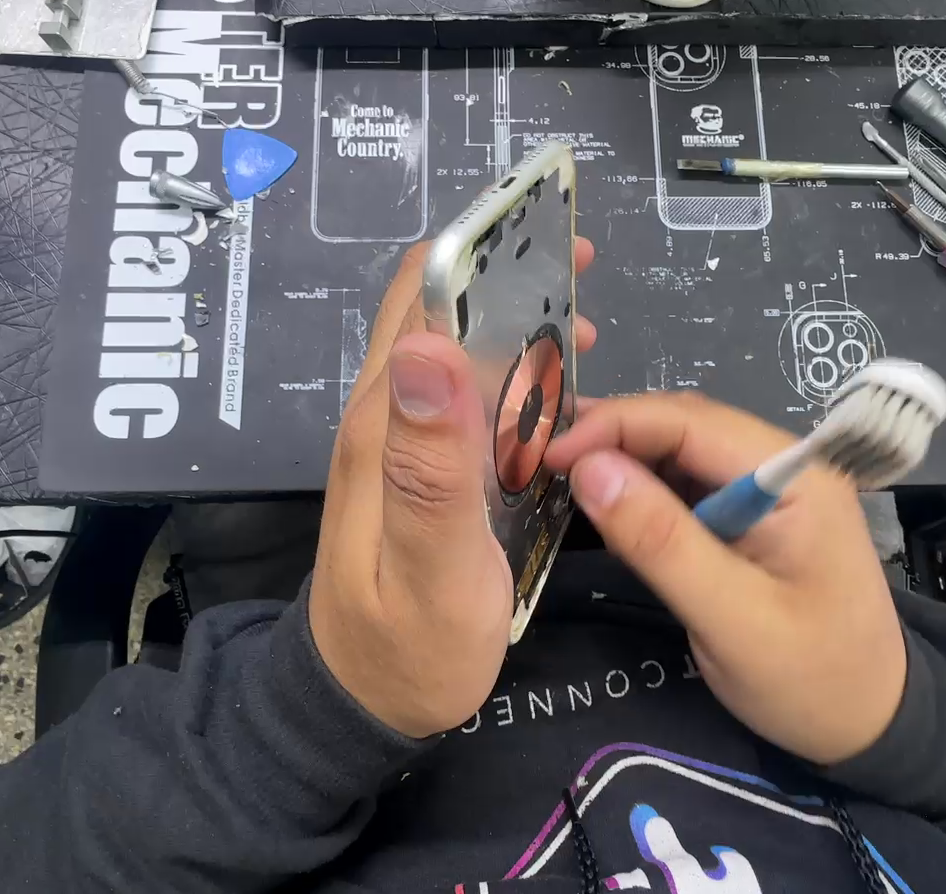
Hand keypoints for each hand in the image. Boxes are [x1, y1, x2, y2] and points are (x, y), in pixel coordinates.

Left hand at [310, 238, 595, 737]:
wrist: (362, 702)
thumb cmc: (408, 644)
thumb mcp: (430, 565)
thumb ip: (429, 464)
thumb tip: (428, 346)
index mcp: (387, 420)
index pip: (423, 297)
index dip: (482, 253)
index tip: (550, 243)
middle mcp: (387, 413)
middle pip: (439, 310)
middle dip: (507, 277)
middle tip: (581, 283)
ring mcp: (402, 438)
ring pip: (455, 350)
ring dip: (514, 325)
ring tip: (583, 337)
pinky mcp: (419, 464)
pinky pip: (465, 395)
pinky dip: (510, 374)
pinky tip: (554, 395)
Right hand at [543, 393, 904, 764]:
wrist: (867, 724)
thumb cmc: (809, 680)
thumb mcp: (732, 620)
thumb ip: (662, 543)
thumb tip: (589, 469)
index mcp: (792, 475)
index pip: (690, 421)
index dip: (614, 425)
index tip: (551, 454)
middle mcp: (778, 463)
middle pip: (682, 423)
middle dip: (610, 432)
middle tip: (542, 459)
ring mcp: (762, 484)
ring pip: (676, 446)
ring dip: (618, 453)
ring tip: (558, 469)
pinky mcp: (744, 509)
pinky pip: (682, 478)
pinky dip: (636, 482)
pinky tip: (601, 493)